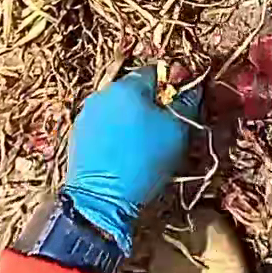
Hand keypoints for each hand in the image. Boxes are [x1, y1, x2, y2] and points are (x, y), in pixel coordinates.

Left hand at [61, 69, 201, 253]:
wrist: (99, 200)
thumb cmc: (143, 160)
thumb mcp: (176, 131)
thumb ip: (187, 102)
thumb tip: (193, 86)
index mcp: (127, 87)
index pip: (155, 71)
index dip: (173, 85)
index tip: (182, 104)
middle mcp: (103, 94)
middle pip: (136, 89)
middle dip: (153, 102)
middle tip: (168, 124)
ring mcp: (87, 114)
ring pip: (120, 107)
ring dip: (135, 116)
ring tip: (147, 140)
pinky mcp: (78, 135)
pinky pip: (106, 124)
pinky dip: (118, 130)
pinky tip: (127, 150)